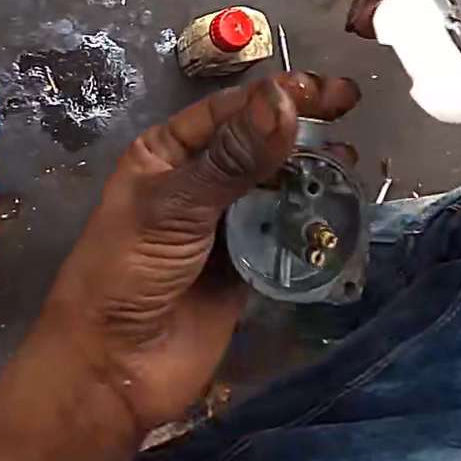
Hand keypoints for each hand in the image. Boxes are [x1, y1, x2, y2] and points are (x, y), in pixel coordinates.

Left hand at [37, 71, 360, 433]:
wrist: (112, 370)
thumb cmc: (127, 271)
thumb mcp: (175, 205)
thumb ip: (234, 157)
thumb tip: (284, 99)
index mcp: (167, 152)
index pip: (228, 111)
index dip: (274, 95)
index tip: (323, 89)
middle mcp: (198, 179)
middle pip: (256, 141)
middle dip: (299, 123)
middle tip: (347, 104)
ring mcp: (224, 221)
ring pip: (275, 183)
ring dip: (310, 167)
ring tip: (348, 158)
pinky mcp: (247, 261)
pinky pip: (283, 229)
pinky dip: (310, 215)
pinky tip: (337, 203)